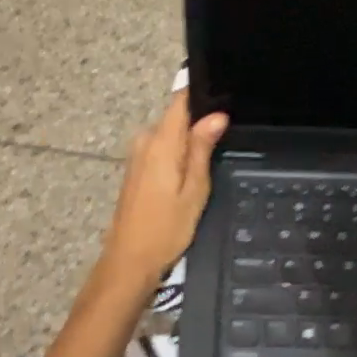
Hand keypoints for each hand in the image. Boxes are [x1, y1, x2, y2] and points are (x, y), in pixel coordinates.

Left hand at [103, 93, 229, 279]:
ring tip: (214, 158)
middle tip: (228, 140)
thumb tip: (217, 116)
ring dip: (189, 142)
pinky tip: (192, 172)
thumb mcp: (194, 189)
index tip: (226, 98)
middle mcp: (145, 141)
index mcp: (161, 141)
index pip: (180, 99)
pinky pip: (162, 148)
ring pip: (170, 135)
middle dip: (200, 124)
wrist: (128, 261)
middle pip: (177, 117)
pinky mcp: (136, 168)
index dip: (203, 95)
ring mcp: (137, 154)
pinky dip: (178, 155)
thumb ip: (202, 148)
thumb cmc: (166, 228)